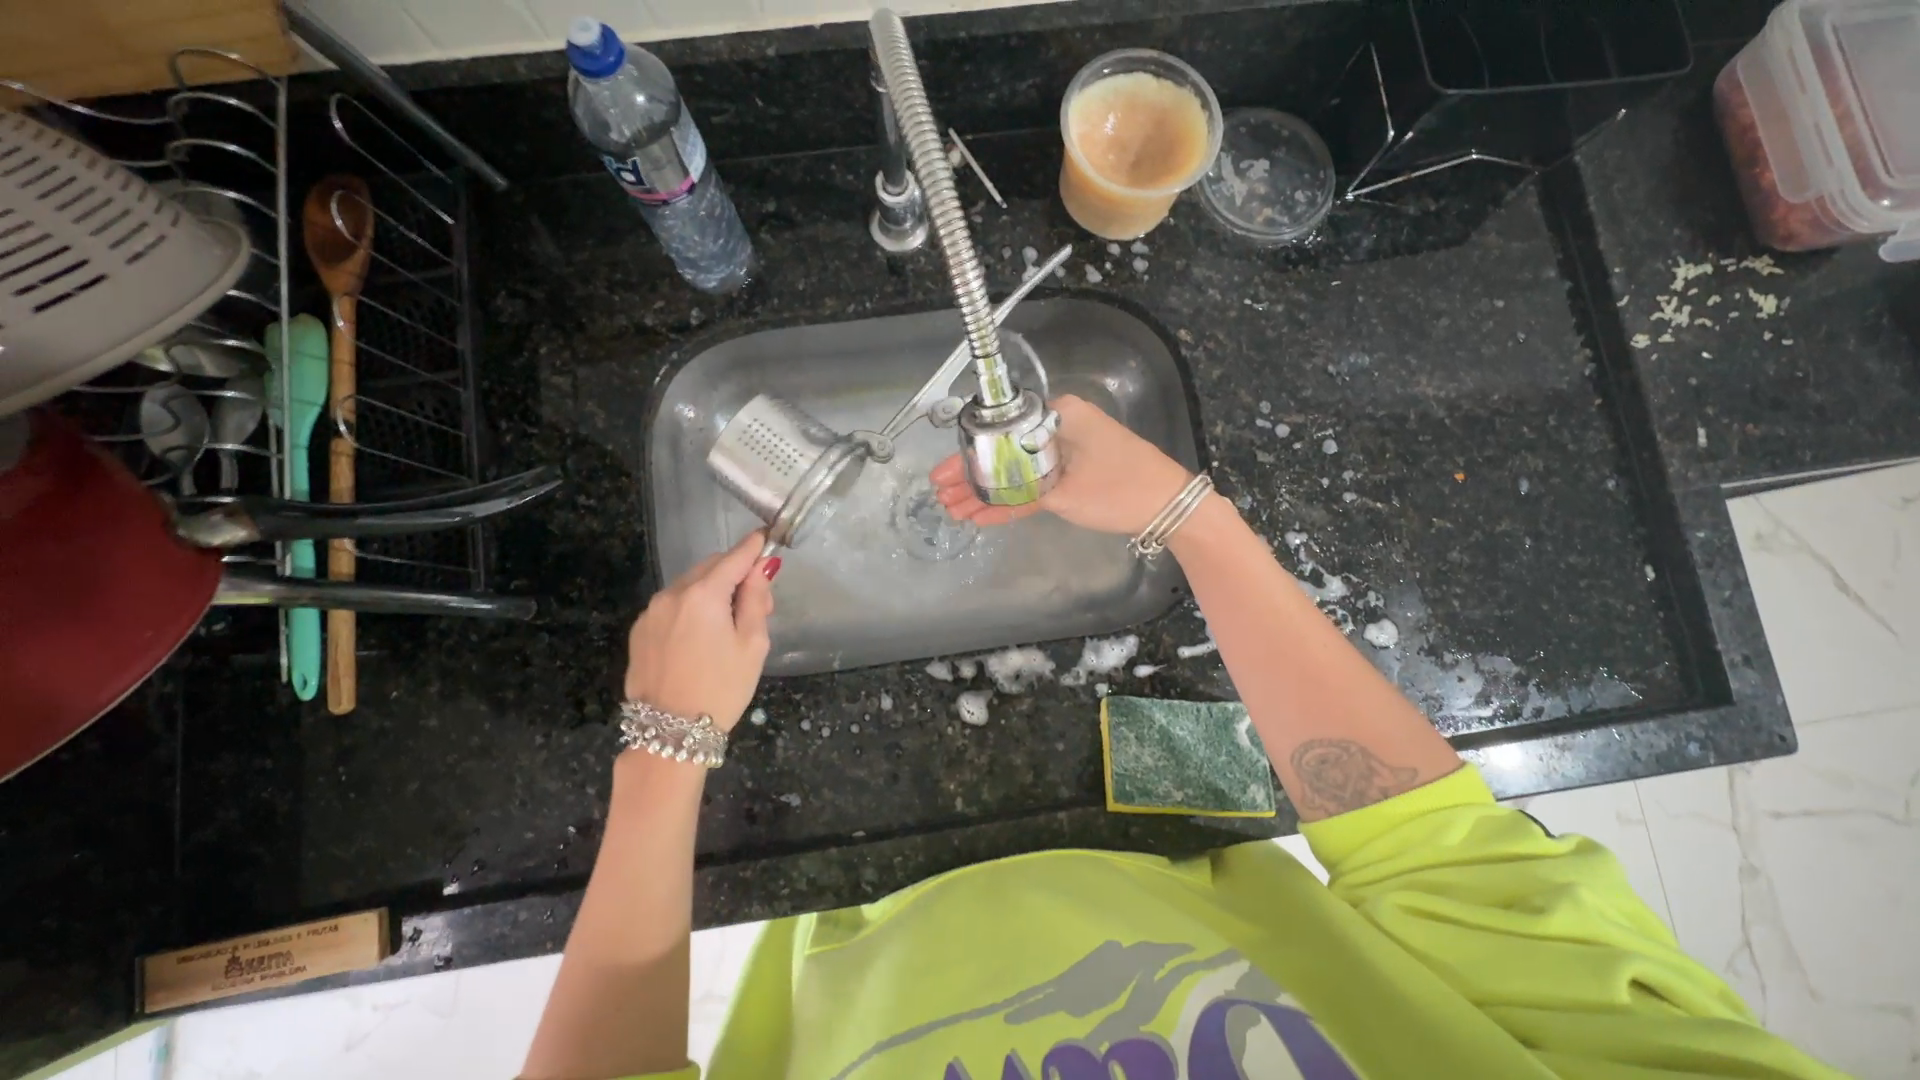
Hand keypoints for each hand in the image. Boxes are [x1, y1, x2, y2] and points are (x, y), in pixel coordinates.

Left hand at [624, 531, 778, 733]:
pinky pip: (671, 606)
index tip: (766, 536)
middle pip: (710, 568)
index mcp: (703, 594)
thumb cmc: (722, 688)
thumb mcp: (752, 645)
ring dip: (711, 592)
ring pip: (689, 586)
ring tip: (728, 625)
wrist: (670, 731)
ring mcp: (650, 612)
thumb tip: (761, 568)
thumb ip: (756, 600)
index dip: (753, 547)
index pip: (734, 558)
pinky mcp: (639, 631)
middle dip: (734, 575)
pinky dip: (690, 609)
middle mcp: (672, 594)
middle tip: (757, 602)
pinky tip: (700, 638)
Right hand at [931, 394, 1190, 534]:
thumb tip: (982, 486)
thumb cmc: (1119, 488)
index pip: (1001, 431)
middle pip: (1004, 452)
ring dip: (987, 492)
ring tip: (952, 509)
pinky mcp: (1073, 477)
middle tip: (940, 493)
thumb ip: (1021, 488)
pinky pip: (1034, 487)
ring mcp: (1065, 454)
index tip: (943, 473)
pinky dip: (1012, 501)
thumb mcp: (1065, 491)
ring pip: (1016, 472)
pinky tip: (981, 515)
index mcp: (1058, 416)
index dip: (968, 454)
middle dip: (972, 476)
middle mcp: (1058, 429)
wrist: (1169, 508)